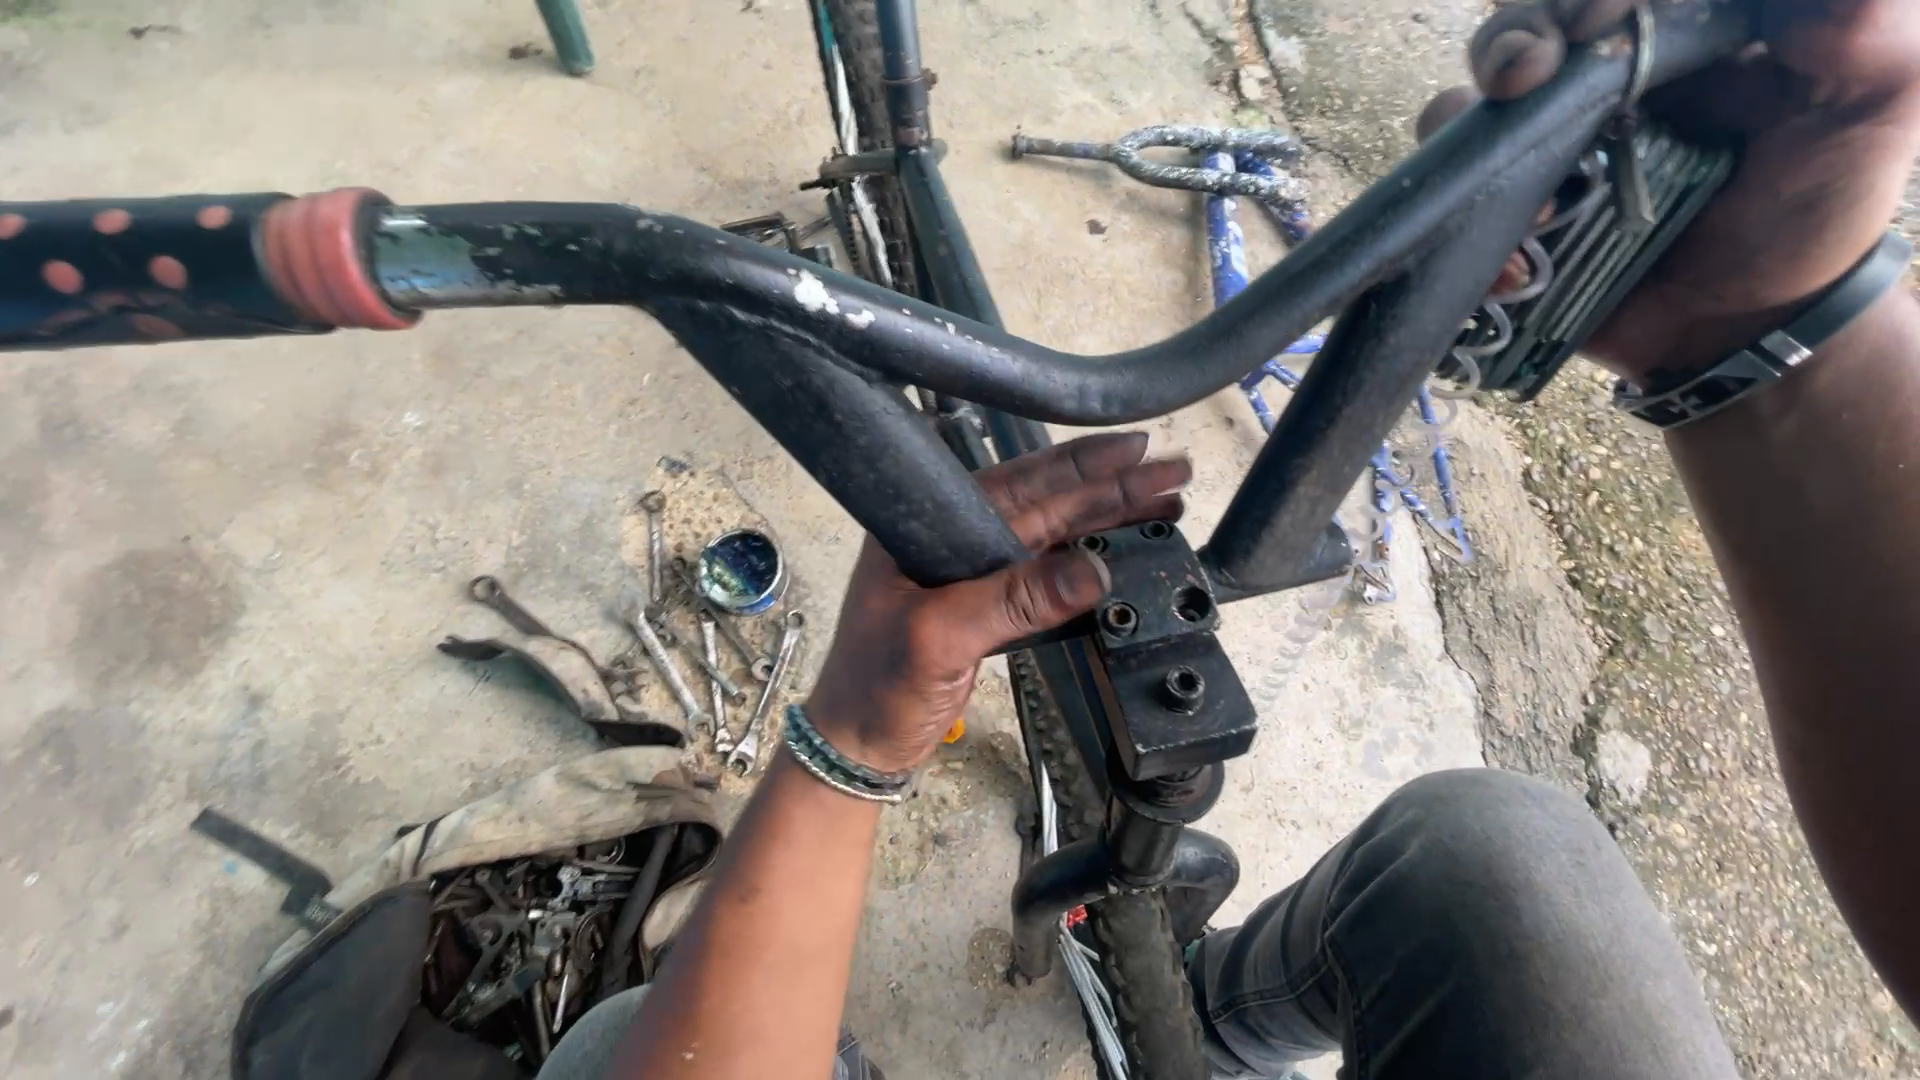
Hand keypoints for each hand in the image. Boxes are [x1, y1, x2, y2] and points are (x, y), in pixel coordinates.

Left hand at [804, 433, 1190, 773]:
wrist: (860, 742)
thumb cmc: (877, 685)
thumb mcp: (938, 637)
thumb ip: (1012, 601)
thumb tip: (1097, 569)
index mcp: (930, 523)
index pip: (1018, 485)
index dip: (1081, 467)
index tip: (1137, 452)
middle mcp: (955, 536)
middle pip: (1046, 504)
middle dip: (1111, 489)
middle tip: (1175, 473)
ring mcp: (974, 572)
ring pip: (1053, 536)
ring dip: (1107, 522)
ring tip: (1166, 506)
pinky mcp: (990, 606)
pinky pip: (1048, 576)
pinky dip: (1087, 565)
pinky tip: (1122, 553)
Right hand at [1420, 0, 1919, 382]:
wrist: (1736, 327)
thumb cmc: (1808, 217)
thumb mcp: (1876, 111)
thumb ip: (1871, 37)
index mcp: (1671, 48)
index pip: (1605, 2)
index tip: (1595, 21)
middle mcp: (1588, 98)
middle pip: (1516, 42)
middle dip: (1506, 45)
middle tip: (1518, 78)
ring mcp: (1535, 164)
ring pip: (1460, 119)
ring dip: (1462, 135)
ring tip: (1514, 183)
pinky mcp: (1501, 224)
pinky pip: (1449, 211)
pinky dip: (1460, 229)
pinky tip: (1513, 263)